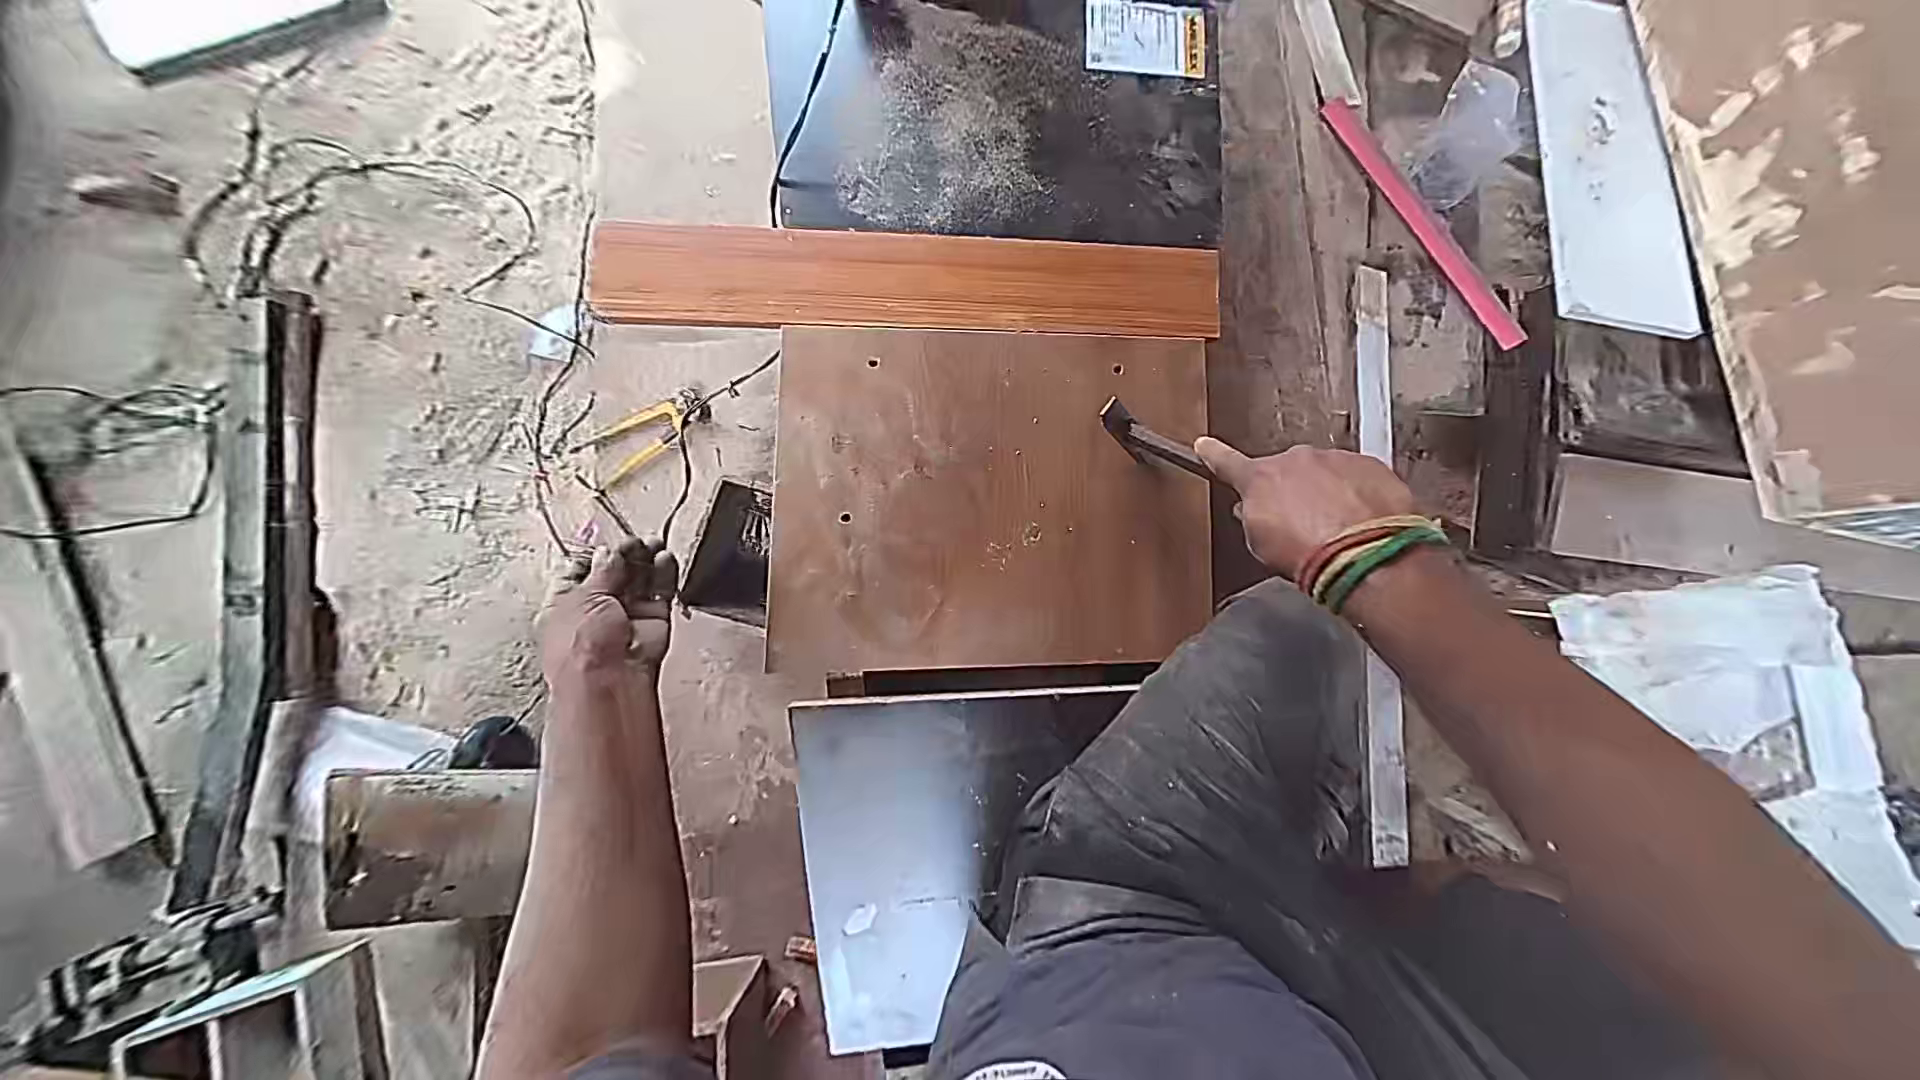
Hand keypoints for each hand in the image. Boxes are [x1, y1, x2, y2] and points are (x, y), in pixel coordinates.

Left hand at [539, 537, 678, 677]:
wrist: (610, 676)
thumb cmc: (581, 642)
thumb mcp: (583, 597)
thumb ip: (603, 571)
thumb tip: (610, 552)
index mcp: (567, 603)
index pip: (582, 571)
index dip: (596, 554)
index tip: (609, 542)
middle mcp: (598, 608)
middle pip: (615, 572)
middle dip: (626, 554)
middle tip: (637, 541)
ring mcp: (628, 613)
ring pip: (640, 579)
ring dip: (647, 560)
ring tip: (655, 544)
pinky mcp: (655, 618)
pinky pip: (662, 591)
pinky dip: (665, 573)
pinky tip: (665, 558)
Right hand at [1195, 437, 1416, 579]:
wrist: (1363, 555)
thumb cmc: (1308, 553)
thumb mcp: (1259, 543)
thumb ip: (1251, 516)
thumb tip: (1252, 510)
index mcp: (1259, 478)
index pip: (1226, 462)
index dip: (1212, 455)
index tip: (1204, 446)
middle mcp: (1295, 460)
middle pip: (1285, 471)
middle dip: (1290, 492)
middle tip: (1299, 524)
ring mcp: (1334, 459)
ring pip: (1323, 473)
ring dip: (1325, 494)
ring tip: (1334, 529)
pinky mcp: (1370, 466)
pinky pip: (1356, 477)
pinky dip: (1356, 496)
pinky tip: (1358, 523)